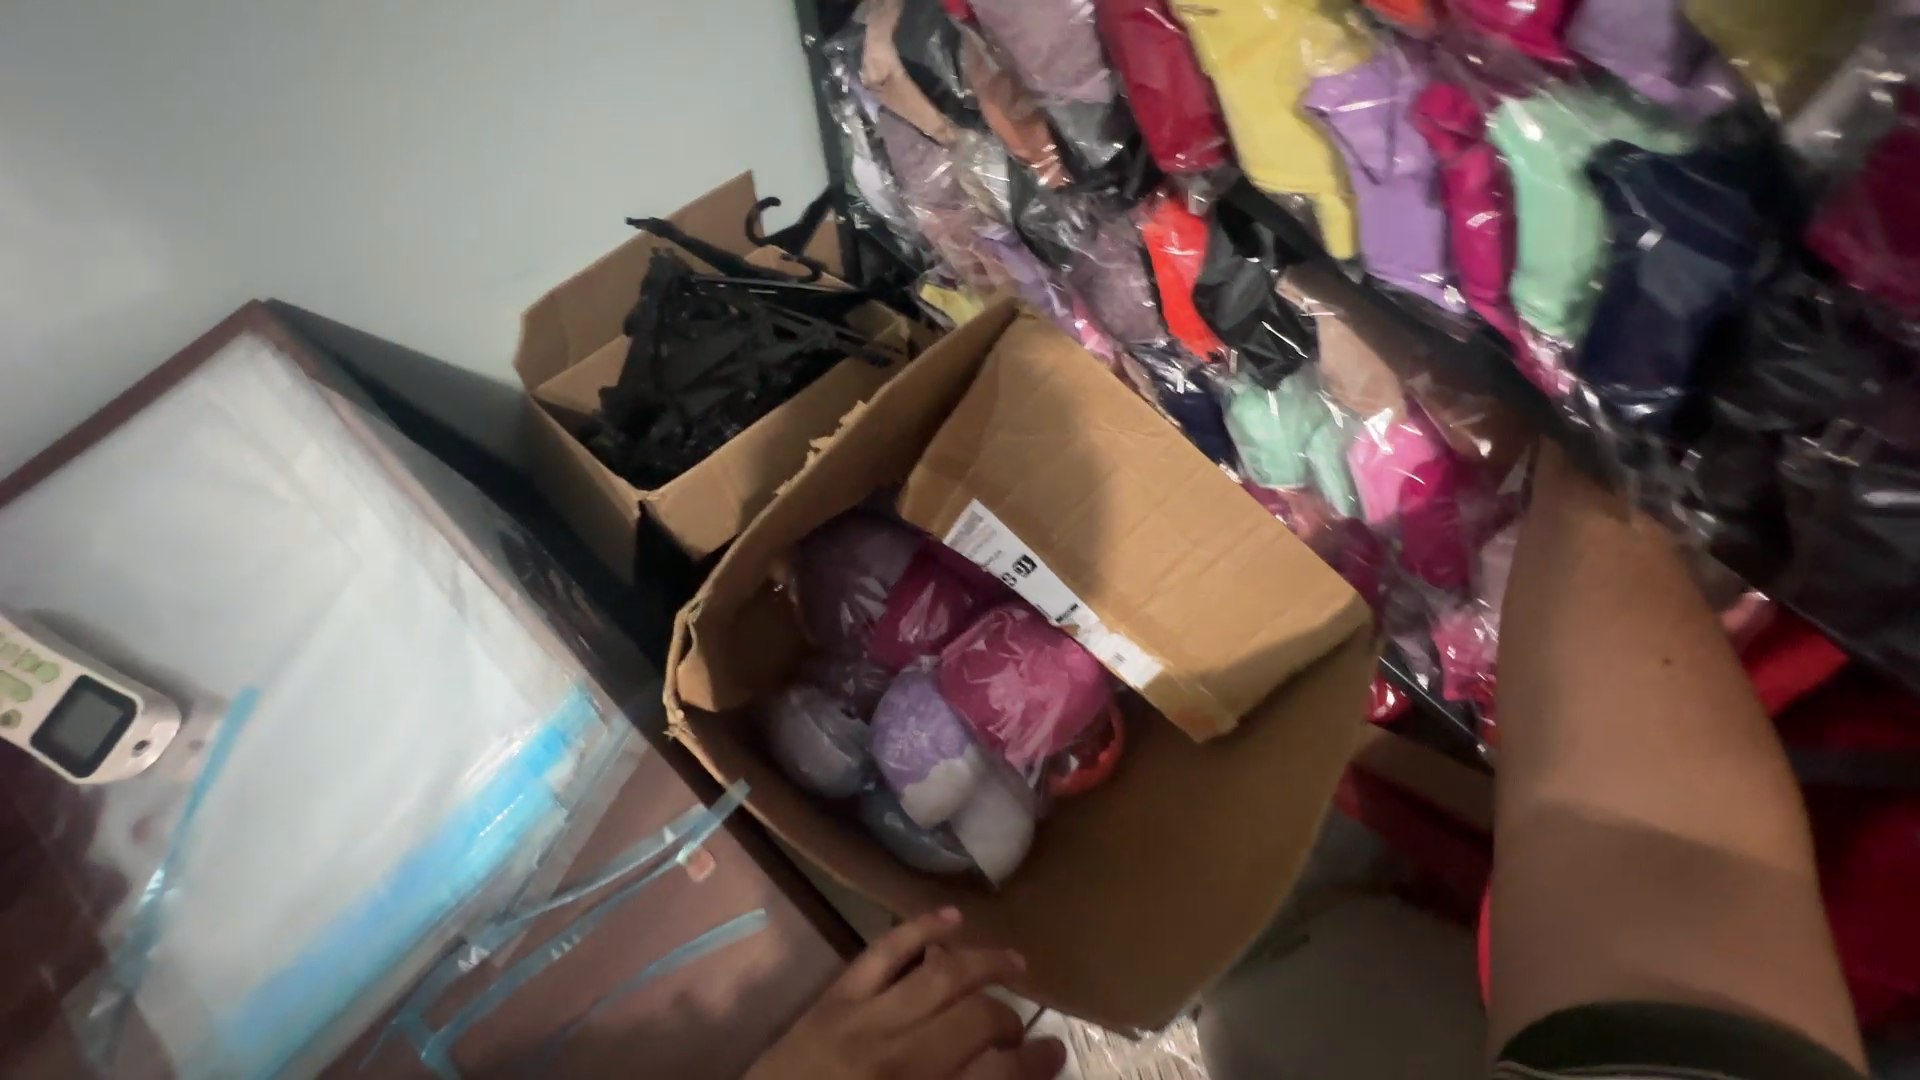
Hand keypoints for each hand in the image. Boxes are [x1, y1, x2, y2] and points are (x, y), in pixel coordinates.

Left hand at [745, 908, 1066, 1079]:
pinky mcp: (834, 999)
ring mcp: (863, 1019)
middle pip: (975, 1018)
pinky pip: (883, 952)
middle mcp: (898, 1057)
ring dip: (983, 961)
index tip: (1056, 1054)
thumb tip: (993, 1076)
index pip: (995, 1076)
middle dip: (1010, 1018)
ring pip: (939, 974)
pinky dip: (919, 929)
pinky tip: (951, 917)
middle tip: (1022, 1027)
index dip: (1034, 1064)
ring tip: (1013, 959)